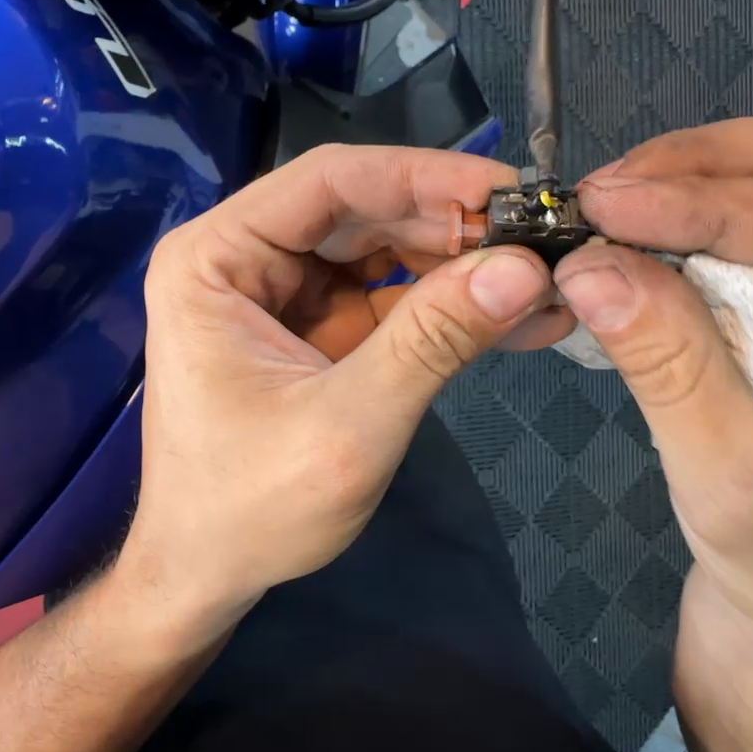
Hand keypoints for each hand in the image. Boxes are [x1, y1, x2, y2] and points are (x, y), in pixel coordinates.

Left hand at [118, 145, 573, 640]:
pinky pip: (387, 295)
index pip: (328, 181)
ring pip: (383, 248)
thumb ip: (433, 340)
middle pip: (361, 210)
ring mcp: (281, 291)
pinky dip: (445, 305)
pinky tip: (514, 317)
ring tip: (546, 281)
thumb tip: (526, 268)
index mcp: (215, 257)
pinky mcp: (315, 326)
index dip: (422, 176)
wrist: (206, 575)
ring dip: (459, 265)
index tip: (510, 190)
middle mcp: (243, 256)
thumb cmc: (251, 508)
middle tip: (544, 240)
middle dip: (452, 226)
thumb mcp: (349, 424)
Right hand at [551, 115, 752, 751]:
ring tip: (612, 211)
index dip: (715, 205)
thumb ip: (668, 366)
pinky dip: (704, 212)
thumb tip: (586, 265)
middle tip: (603, 196)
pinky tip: (646, 231)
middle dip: (709, 169)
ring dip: (701, 180)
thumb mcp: (729, 487)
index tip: (604, 203)